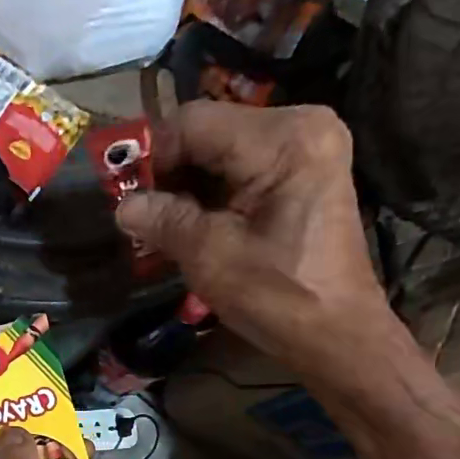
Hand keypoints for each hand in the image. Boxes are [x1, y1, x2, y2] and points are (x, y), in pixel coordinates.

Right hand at [114, 102, 398, 376]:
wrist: (338, 335)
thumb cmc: (280, 296)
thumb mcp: (211, 257)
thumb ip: (164, 220)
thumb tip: (122, 206)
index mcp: (284, 138)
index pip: (194, 123)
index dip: (151, 155)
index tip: (121, 192)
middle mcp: (301, 125)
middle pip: (210, 131)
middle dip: (169, 171)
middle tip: (137, 211)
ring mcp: (307, 146)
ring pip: (222, 150)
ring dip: (186, 184)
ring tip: (158, 221)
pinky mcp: (305, 170)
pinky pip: (242, 167)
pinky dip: (211, 191)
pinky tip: (190, 222)